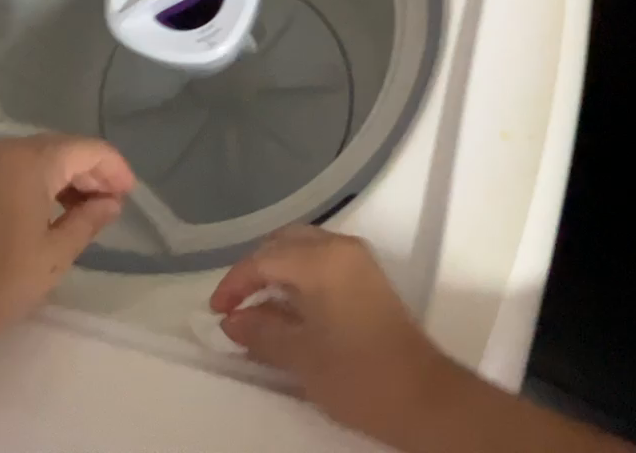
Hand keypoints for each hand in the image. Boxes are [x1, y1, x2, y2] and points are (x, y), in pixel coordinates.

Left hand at [0, 135, 135, 381]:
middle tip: (107, 203)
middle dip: (87, 171)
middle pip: (57, 148)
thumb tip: (110, 202)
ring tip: (74, 210)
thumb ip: (88, 221)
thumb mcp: (53, 257)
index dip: (114, 169)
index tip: (128, 196)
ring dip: (56, 177)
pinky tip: (32, 215)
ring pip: (27, 159)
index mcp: (29, 162)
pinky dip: (25, 184)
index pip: (86, 150)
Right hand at [210, 226, 454, 436]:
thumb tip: (232, 320)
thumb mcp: (299, 357)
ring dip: (277, 269)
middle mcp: (340, 246)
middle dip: (255, 268)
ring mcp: (357, 258)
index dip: (235, 282)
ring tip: (257, 307)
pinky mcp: (367, 274)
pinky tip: (288, 306)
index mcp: (321, 260)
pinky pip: (322, 258)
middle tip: (235, 304)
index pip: (264, 258)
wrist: (419, 394)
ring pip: (304, 246)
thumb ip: (261, 331)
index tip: (217, 312)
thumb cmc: (355, 375)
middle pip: (285, 242)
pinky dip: (299, 273)